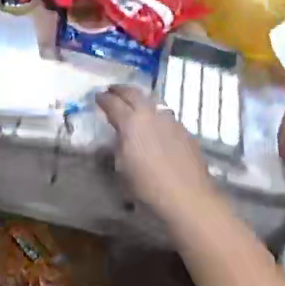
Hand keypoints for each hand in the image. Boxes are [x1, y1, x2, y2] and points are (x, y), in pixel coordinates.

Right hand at [97, 85, 224, 230]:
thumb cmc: (147, 185)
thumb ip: (118, 144)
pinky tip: (154, 123)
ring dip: (139, 98)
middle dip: (120, 90)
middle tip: (112, 90)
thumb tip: (118, 135)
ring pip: (152, 100)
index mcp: (130, 121)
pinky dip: (155, 113)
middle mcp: (150, 114)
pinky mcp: (184, 130)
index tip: (97, 96)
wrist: (187, 195)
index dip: (103, 98)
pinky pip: (165, 114)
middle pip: (133, 93)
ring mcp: (169, 120)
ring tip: (133, 103)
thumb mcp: (122, 166)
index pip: (113, 103)